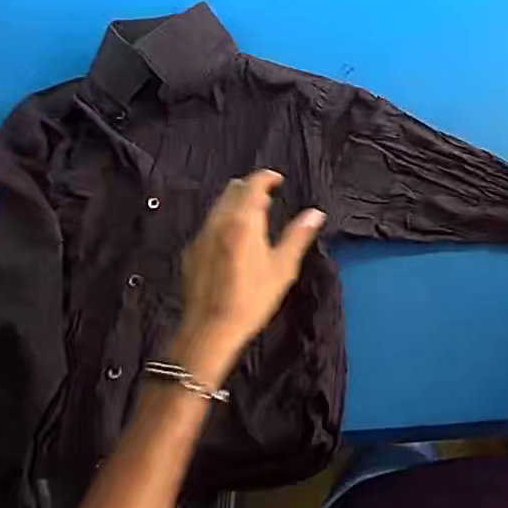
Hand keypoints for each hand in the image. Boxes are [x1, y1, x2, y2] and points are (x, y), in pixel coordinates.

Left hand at [172, 170, 324, 383]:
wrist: (209, 331)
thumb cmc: (251, 299)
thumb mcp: (283, 267)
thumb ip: (298, 235)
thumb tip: (315, 214)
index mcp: (243, 221)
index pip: (253, 184)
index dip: (267, 177)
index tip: (278, 180)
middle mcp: (220, 222)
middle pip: (233, 189)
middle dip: (251, 187)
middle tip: (268, 198)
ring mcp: (202, 236)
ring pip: (219, 205)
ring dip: (236, 202)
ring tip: (253, 217)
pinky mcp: (192, 251)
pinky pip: (209, 224)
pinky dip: (223, 220)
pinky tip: (232, 240)